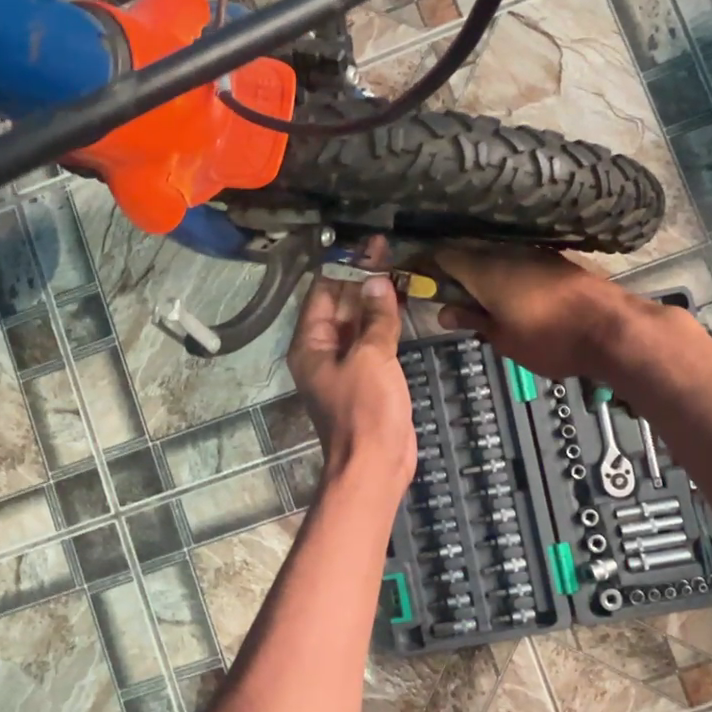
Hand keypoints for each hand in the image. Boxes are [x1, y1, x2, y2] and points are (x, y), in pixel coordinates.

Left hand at [287, 262, 415, 484]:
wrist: (375, 465)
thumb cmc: (365, 410)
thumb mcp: (370, 357)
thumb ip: (375, 318)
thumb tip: (376, 282)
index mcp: (310, 345)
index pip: (322, 293)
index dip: (344, 267)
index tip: (366, 246)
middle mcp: (323, 352)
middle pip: (340, 305)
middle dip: (362, 279)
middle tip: (387, 249)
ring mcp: (346, 366)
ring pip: (359, 323)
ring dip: (376, 299)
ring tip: (397, 268)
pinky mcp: (367, 378)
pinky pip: (373, 341)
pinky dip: (385, 322)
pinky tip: (402, 302)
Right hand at [433, 245, 652, 380]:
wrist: (614, 330)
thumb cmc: (551, 339)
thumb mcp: (504, 339)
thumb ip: (473, 321)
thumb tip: (445, 312)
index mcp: (485, 270)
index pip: (442, 255)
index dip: (425, 265)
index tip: (414, 277)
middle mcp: (506, 252)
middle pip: (468, 253)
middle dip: (453, 270)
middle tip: (446, 294)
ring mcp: (534, 252)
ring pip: (495, 256)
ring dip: (482, 272)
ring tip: (478, 298)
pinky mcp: (556, 260)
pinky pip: (519, 260)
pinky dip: (507, 273)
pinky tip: (509, 293)